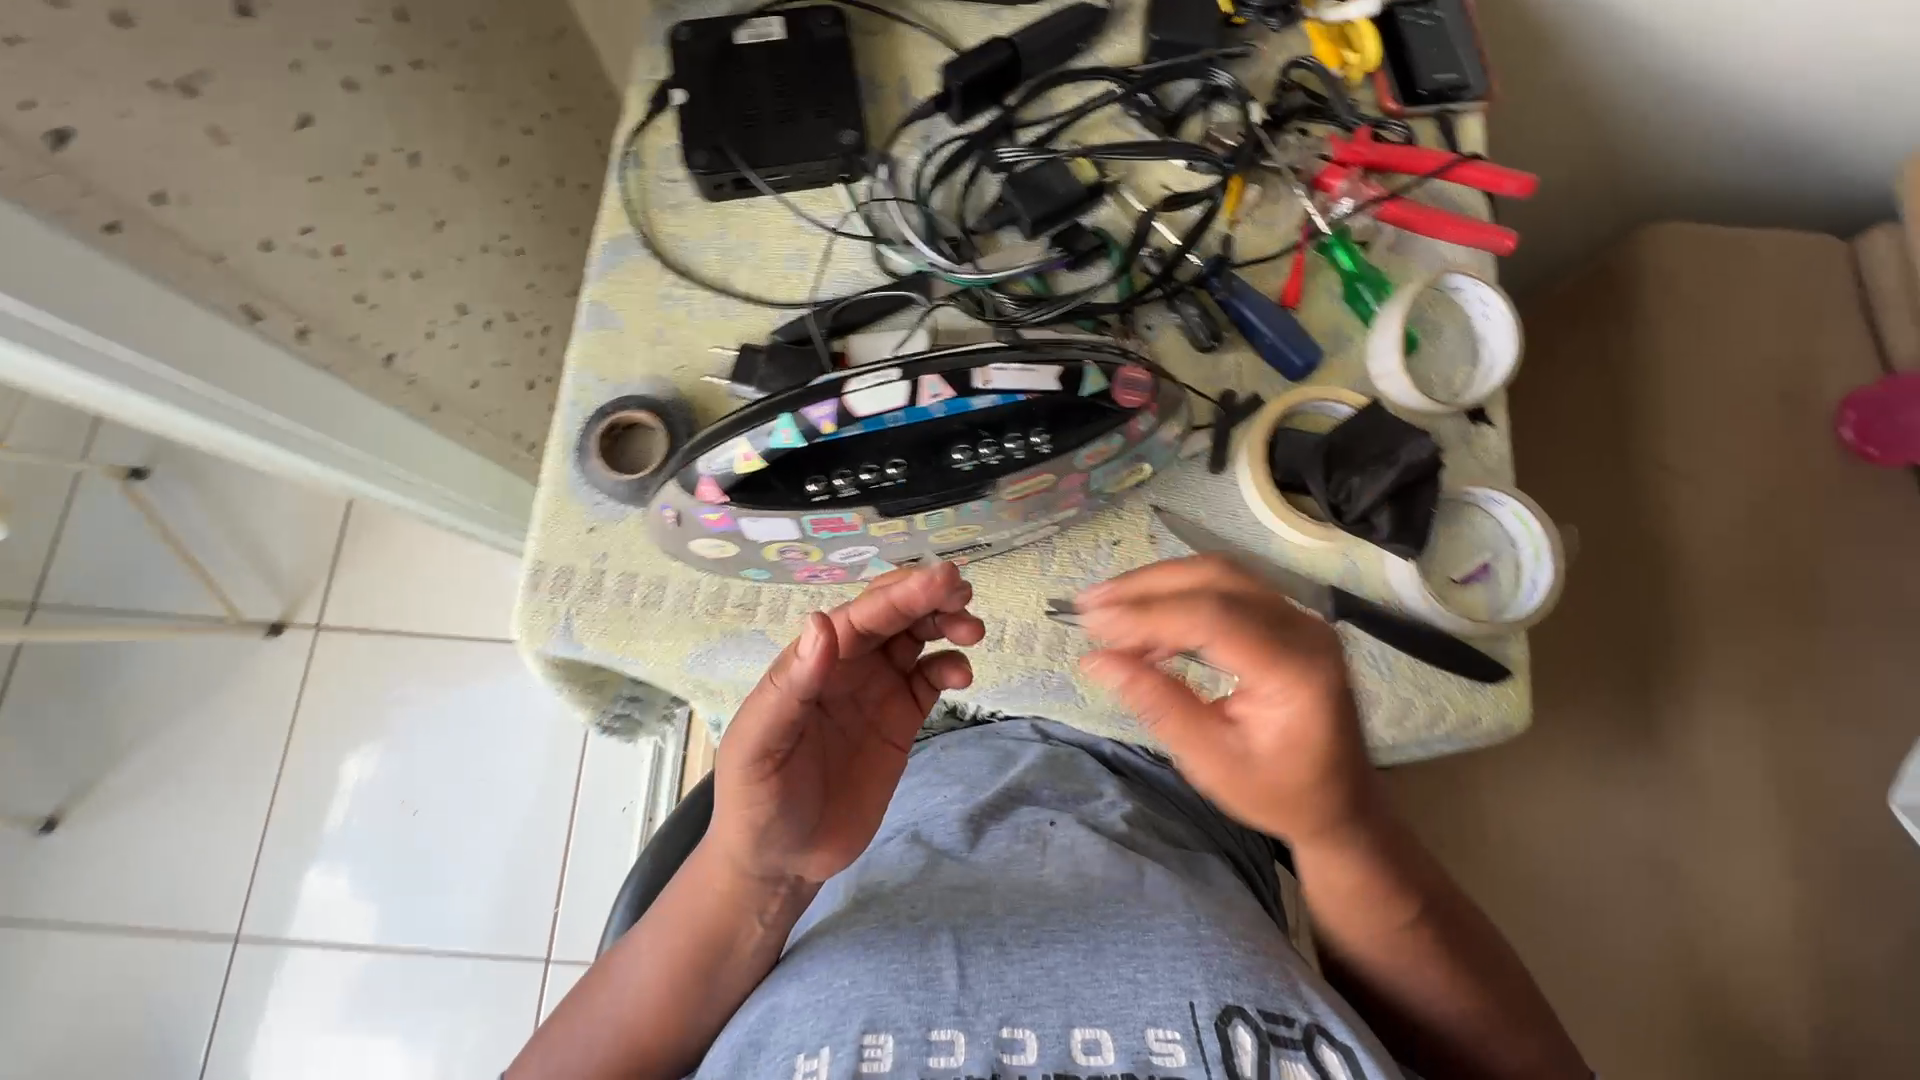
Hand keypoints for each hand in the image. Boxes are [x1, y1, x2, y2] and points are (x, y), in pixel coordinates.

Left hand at [710, 562, 983, 886]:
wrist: (782, 860)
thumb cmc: (757, 800)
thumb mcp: (761, 745)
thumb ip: (791, 686)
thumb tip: (822, 621)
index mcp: (811, 662)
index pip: (861, 616)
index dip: (900, 594)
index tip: (941, 580)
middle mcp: (847, 666)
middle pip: (893, 617)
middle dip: (929, 598)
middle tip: (964, 594)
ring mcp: (877, 692)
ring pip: (917, 640)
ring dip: (945, 624)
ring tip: (973, 630)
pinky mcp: (900, 721)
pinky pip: (930, 680)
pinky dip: (949, 667)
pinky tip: (962, 674)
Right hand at [1073, 555, 1381, 845]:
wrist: (1341, 803)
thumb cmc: (1279, 793)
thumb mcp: (1211, 762)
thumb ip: (1156, 703)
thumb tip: (1095, 660)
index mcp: (1295, 669)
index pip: (1212, 617)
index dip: (1146, 614)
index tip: (1091, 624)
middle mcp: (1304, 628)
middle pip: (1215, 578)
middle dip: (1145, 586)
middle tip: (1088, 605)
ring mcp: (1299, 618)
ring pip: (1218, 574)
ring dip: (1157, 585)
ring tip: (1106, 609)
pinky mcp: (1287, 619)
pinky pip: (1226, 589)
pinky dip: (1178, 598)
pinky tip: (1145, 627)